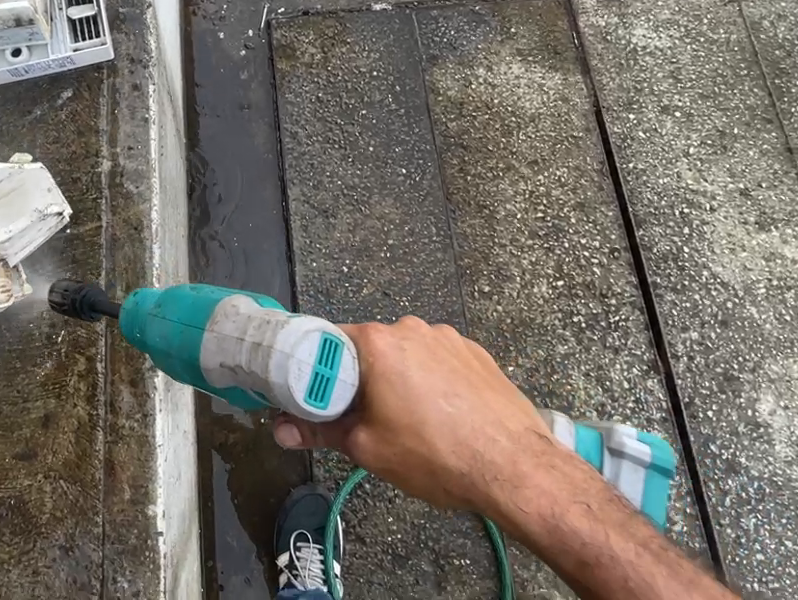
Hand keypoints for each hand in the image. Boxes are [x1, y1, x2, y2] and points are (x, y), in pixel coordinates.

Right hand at [272, 316, 555, 514]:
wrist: (518, 470)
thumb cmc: (435, 455)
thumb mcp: (367, 448)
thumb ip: (319, 432)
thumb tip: (280, 431)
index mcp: (375, 342)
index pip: (328, 342)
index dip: (318, 369)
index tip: (319, 394)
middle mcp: (409, 328)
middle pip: (368, 348)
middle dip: (362, 378)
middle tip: (364, 416)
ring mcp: (447, 337)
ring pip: (406, 354)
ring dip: (399, 378)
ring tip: (410, 420)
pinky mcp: (476, 352)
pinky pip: (439, 360)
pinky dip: (433, 380)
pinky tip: (444, 415)